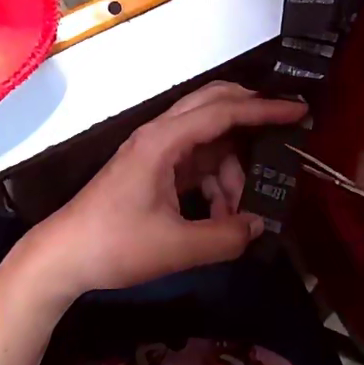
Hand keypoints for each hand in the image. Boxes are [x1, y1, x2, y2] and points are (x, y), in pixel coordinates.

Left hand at [12, 83, 307, 299]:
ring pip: (209, 143)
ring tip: (235, 216)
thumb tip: (259, 226)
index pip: (222, 112)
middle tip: (285, 133)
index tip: (299, 111)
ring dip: (231, 173)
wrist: (64, 256)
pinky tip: (219, 218)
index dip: (264, 110)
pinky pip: (196, 165)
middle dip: (250, 118)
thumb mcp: (177, 247)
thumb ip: (226, 236)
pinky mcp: (153, 170)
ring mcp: (156, 152)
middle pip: (212, 108)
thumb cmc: (115, 245)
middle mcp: (160, 136)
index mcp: (163, 141)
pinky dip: (214, 186)